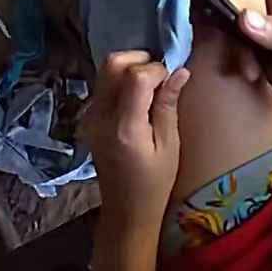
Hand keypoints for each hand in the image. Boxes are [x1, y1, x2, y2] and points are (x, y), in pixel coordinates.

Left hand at [80, 51, 190, 231]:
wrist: (125, 210)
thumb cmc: (154, 183)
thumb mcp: (169, 145)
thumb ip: (168, 105)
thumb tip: (180, 71)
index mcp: (124, 126)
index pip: (135, 77)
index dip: (157, 70)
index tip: (172, 80)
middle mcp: (101, 116)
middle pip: (113, 64)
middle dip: (140, 60)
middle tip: (161, 75)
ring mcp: (92, 116)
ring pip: (105, 71)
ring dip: (130, 68)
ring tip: (152, 84)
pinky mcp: (91, 118)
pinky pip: (104, 85)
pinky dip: (121, 80)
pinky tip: (139, 96)